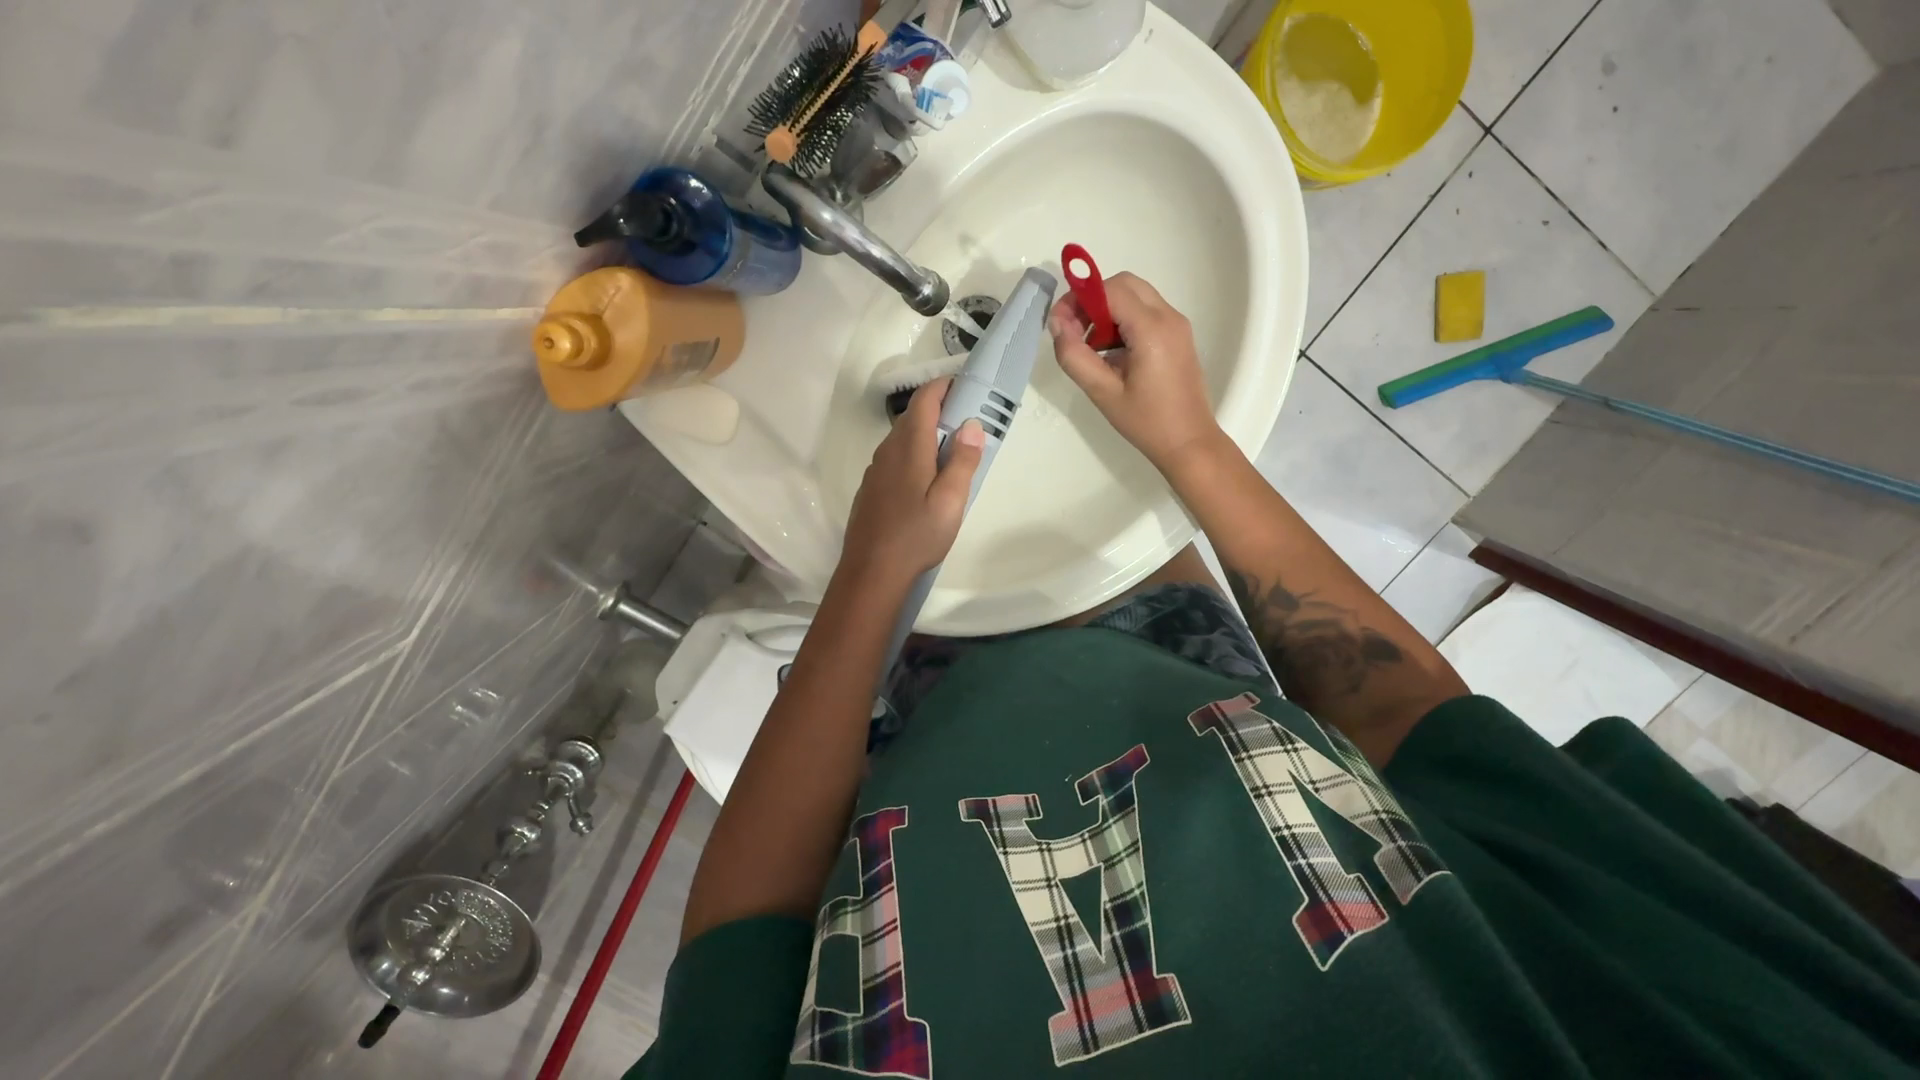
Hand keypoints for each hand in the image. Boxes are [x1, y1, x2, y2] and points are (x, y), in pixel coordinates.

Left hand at [841, 378, 985, 586]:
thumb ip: (963, 461)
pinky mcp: (872, 489)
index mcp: (909, 447)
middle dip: (941, 411)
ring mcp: (876, 470)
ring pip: (903, 440)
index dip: (945, 386)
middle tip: (971, 422)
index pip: (925, 400)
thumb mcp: (950, 501)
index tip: (968, 387)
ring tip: (954, 452)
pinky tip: (927, 480)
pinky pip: (895, 459)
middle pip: (913, 417)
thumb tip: (972, 424)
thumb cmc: (916, 536)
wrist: (871, 572)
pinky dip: (915, 455)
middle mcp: (888, 451)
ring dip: (928, 435)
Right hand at [1050, 272, 1222, 469]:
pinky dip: (1123, 320)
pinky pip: (1146, 312)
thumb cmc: (1147, 422)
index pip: (1110, 290)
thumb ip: (1075, 355)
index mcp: (1152, 330)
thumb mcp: (1102, 392)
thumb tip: (1057, 325)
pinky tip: (1113, 354)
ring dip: (1108, 311)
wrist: (1189, 443)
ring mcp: (1177, 325)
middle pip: (1124, 284)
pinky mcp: (1178, 335)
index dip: (1080, 299)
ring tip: (1093, 348)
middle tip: (1075, 332)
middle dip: (1094, 300)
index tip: (1061, 324)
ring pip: (1135, 295)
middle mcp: (1169, 317)